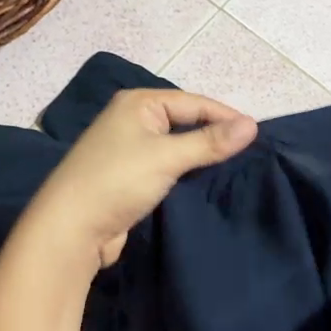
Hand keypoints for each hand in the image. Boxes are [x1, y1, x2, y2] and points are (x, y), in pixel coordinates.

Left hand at [25, 89, 256, 267]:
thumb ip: (210, 142)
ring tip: (234, 169)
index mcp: (138, 103)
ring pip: (177, 147)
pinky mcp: (130, 178)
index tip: (258, 135)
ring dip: (201, 157)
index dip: (226, 116)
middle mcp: (133, 121)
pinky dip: (186, 173)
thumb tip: (253, 125)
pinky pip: (167, 168)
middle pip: (185, 122)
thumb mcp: (168, 157)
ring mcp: (129, 150)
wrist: (72, 228)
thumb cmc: (117, 181)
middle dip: (215, 136)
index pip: (193, 102)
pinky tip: (206, 184)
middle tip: (250, 154)